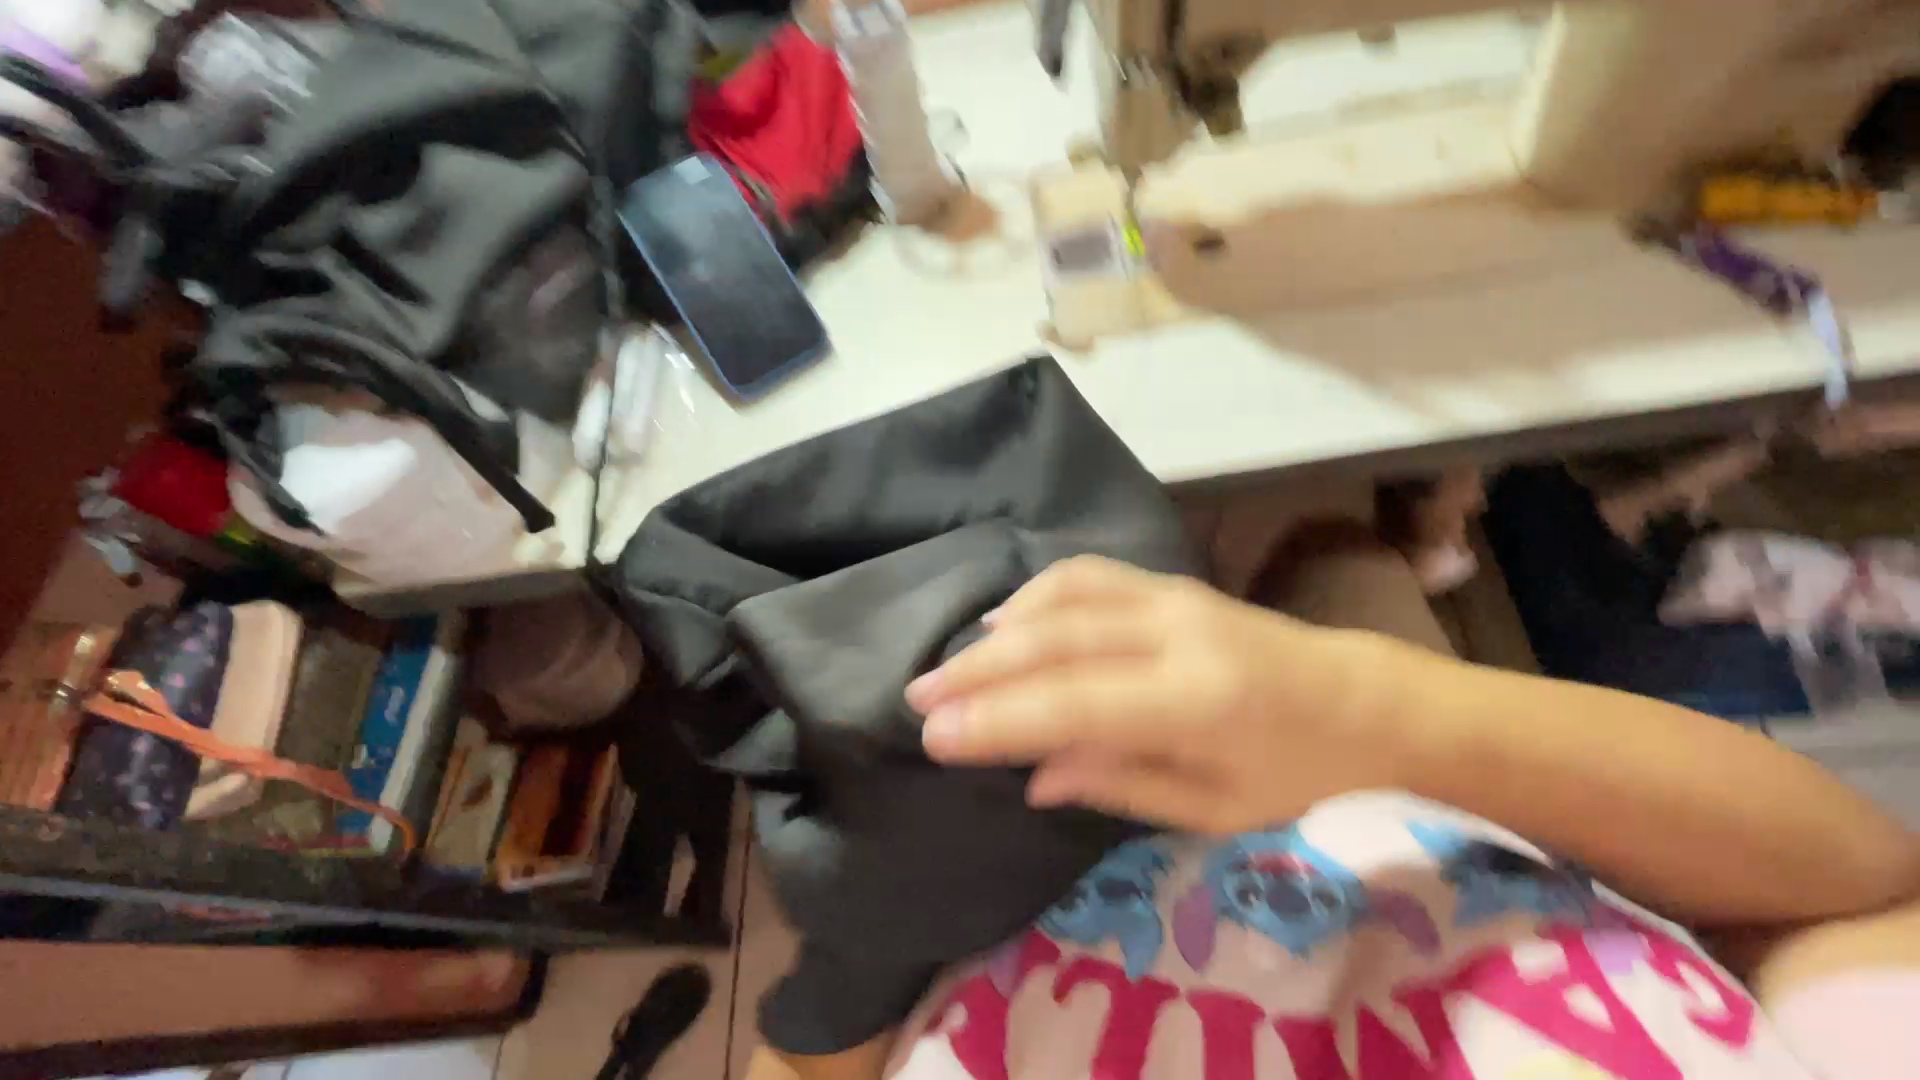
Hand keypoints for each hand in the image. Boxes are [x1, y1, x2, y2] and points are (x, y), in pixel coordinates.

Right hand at [905, 556, 1422, 832]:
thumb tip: (1031, 778)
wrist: (1370, 703)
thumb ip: (1120, 783)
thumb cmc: (1303, 774)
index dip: (996, 720)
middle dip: (978, 669)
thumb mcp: (1217, 808)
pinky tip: (1008, 621)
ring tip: (953, 663)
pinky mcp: (1172, 583)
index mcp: (1196, 701)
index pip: (1071, 704)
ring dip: (1000, 628)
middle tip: (919, 697)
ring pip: (1064, 594)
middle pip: (1054, 638)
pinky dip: (1038, 594)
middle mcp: (1176, 634)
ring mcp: (1173, 596)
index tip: (934, 738)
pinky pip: (1089, 575)